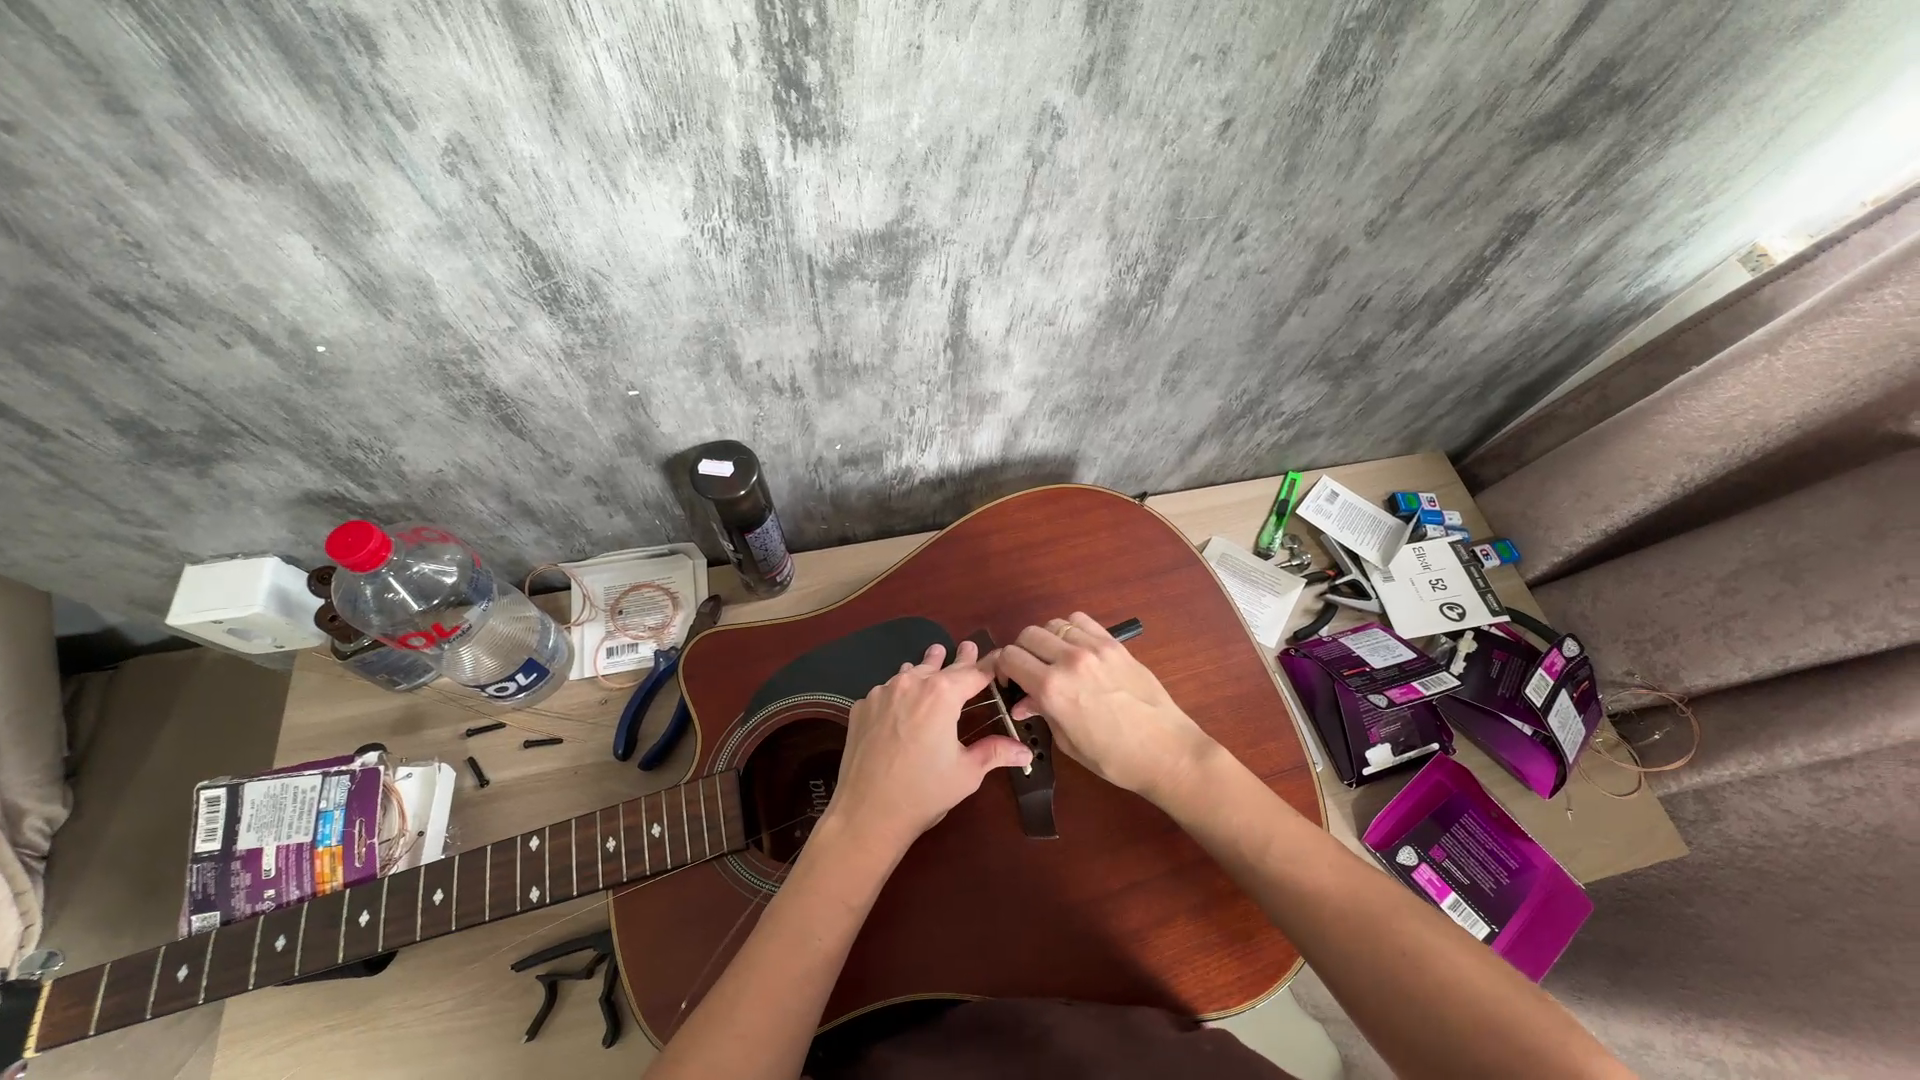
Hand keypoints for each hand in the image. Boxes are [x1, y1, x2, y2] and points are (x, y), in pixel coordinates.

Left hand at [825, 641, 1032, 854]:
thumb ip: (995, 752)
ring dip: (925, 668)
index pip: (974, 672)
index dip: (990, 666)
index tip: (1001, 658)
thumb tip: (1025, 750)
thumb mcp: (967, 772)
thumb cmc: (924, 792)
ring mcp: (881, 693)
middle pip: (941, 666)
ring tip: (934, 657)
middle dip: (958, 658)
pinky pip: (886, 691)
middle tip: (968, 646)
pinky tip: (901, 701)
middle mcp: (911, 684)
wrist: (867, 812)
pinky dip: (899, 691)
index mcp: (942, 695)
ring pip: (909, 673)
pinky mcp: (861, 708)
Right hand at [996, 612, 1217, 804]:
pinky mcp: (1115, 644)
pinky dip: (1070, 629)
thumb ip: (1042, 712)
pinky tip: (1076, 648)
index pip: (1009, 657)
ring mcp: (1094, 648)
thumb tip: (1022, 703)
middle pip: (1027, 635)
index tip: (1008, 680)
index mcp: (1052, 688)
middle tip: (1028, 671)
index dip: (1001, 668)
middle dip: (1021, 652)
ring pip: (1053, 624)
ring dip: (1045, 640)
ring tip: (1053, 660)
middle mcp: (1069, 660)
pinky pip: (1081, 621)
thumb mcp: (1068, 742)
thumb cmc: (1114, 758)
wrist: (1166, 751)